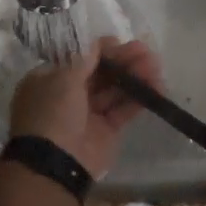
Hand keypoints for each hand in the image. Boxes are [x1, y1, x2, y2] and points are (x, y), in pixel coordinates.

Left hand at [9, 37, 159, 178]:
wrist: (55, 163)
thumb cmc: (53, 113)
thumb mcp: (63, 79)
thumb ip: (83, 60)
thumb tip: (96, 43)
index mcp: (49, 79)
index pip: (78, 58)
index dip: (100, 50)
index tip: (120, 43)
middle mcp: (67, 94)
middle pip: (99, 72)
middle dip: (122, 61)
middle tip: (147, 52)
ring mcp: (87, 113)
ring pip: (113, 90)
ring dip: (134, 77)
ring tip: (156, 68)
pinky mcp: (105, 130)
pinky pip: (123, 109)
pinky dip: (138, 99)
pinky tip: (157, 88)